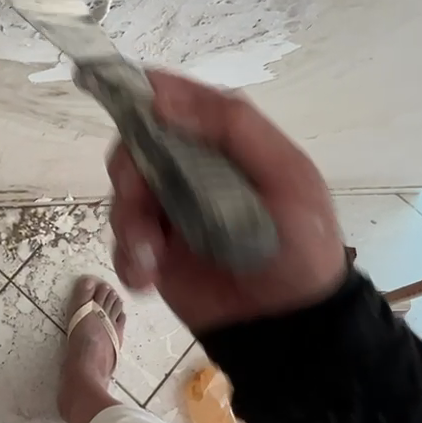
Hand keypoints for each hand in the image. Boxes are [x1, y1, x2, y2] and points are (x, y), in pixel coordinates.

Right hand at [108, 70, 348, 332]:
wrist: (292, 328)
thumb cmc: (300, 243)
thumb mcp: (285, 174)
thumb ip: (233, 126)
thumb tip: (160, 94)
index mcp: (221, 142)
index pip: (174, 101)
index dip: (142, 96)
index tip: (123, 103)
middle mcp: (189, 169)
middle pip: (135, 147)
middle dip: (130, 173)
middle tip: (140, 201)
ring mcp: (168, 211)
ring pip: (122, 195)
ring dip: (129, 223)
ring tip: (151, 257)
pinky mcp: (154, 252)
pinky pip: (121, 243)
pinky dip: (128, 258)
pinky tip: (147, 277)